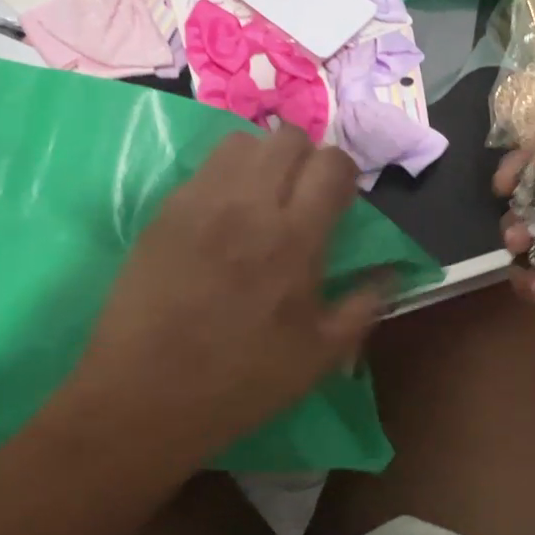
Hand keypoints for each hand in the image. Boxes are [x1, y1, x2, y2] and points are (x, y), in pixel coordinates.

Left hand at [61, 127, 383, 456]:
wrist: (144, 396)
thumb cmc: (241, 382)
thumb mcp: (320, 357)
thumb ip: (362, 306)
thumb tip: (391, 275)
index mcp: (294, 239)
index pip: (332, 165)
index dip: (345, 174)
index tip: (342, 200)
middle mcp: (248, 205)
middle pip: (288, 138)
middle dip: (307, 158)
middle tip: (304, 196)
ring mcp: (200, 203)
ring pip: (242, 142)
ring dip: (263, 160)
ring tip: (263, 198)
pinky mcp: (164, 212)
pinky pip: (203, 168)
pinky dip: (225, 177)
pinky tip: (224, 217)